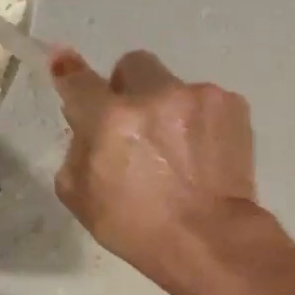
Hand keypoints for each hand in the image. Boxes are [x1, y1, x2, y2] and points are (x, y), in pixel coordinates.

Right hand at [50, 48, 284, 294]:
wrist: (204, 235)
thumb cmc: (128, 223)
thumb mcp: (78, 191)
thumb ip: (78, 146)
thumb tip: (87, 122)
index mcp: (110, 120)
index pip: (81, 82)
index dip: (68, 70)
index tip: (61, 59)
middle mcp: (156, 96)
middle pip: (133, 65)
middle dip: (125, 88)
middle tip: (127, 123)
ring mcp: (199, 96)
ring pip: (169, 86)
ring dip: (161, 107)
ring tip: (167, 150)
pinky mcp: (233, 104)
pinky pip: (200, 100)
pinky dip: (191, 119)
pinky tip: (192, 153)